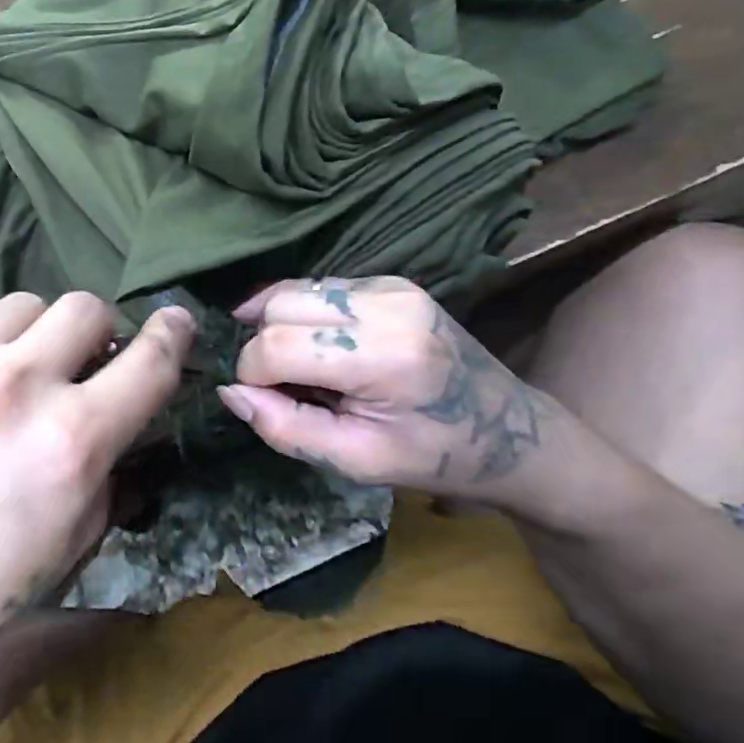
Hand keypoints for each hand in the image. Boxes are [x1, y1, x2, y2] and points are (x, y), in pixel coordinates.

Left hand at [0, 292, 193, 742]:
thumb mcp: (76, 532)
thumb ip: (111, 453)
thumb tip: (128, 394)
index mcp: (70, 441)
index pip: (149, 361)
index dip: (171, 334)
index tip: (174, 320)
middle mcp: (13, 386)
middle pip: (83, 307)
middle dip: (94, 331)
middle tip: (76, 361)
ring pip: (19, 303)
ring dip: (27, 337)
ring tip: (2, 379)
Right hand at [219, 277, 571, 509]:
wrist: (514, 433)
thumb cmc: (435, 457)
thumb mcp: (355, 462)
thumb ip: (283, 427)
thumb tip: (229, 390)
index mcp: (386, 358)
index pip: (275, 346)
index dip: (253, 374)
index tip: (267, 401)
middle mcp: (387, 306)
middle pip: (276, 307)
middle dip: (262, 346)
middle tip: (285, 385)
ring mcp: (391, 286)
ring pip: (290, 289)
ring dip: (277, 326)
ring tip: (304, 365)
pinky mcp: (390, 280)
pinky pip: (315, 286)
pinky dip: (299, 313)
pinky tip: (318, 344)